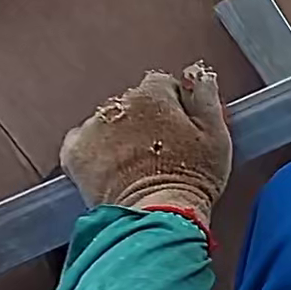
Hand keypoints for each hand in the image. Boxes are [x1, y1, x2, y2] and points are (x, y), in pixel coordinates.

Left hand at [60, 62, 231, 224]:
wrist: (158, 215)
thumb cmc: (191, 178)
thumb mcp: (216, 134)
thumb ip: (205, 96)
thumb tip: (197, 74)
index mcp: (152, 95)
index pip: (163, 84)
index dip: (177, 106)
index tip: (184, 127)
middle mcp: (118, 105)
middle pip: (135, 103)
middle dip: (148, 121)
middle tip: (167, 152)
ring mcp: (93, 130)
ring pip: (111, 123)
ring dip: (123, 137)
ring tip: (144, 166)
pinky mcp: (75, 155)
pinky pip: (86, 144)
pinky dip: (99, 155)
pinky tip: (119, 170)